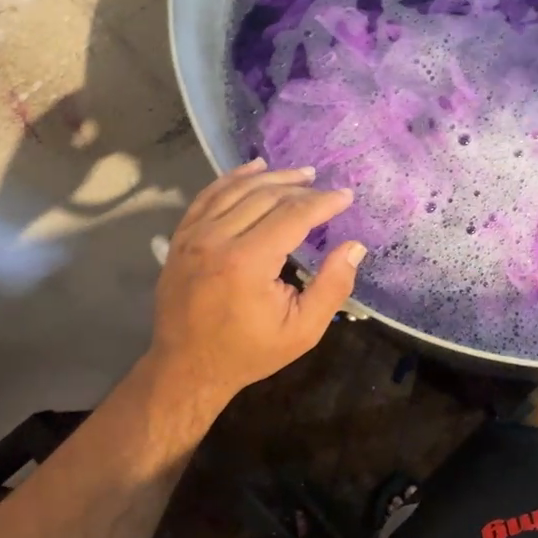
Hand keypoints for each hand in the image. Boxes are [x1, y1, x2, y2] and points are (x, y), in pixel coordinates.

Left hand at [145, 160, 363, 404]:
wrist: (188, 367)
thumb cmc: (249, 352)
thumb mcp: (302, 330)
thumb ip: (332, 286)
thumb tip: (355, 247)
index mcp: (248, 262)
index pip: (293, 215)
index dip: (323, 202)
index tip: (346, 197)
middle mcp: (217, 239)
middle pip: (266, 197)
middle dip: (301, 188)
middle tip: (325, 187)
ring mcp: (194, 235)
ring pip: (237, 190)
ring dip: (272, 178)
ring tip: (300, 174)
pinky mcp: (182, 237)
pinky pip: (209, 196)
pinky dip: (233, 178)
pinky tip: (254, 170)